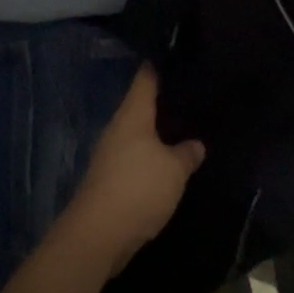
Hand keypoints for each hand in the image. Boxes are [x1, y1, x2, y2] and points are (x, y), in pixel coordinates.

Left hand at [56, 64, 204, 270]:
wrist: (97, 237)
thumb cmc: (138, 189)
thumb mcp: (174, 169)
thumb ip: (188, 152)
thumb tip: (196, 144)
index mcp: (132, 114)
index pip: (146, 76)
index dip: (162, 63)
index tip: (182, 55)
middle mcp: (118, 128)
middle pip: (142, 105)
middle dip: (165, 101)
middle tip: (195, 95)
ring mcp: (110, 154)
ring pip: (139, 133)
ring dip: (159, 132)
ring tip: (187, 128)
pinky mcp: (109, 179)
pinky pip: (135, 157)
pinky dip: (152, 156)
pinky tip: (170, 161)